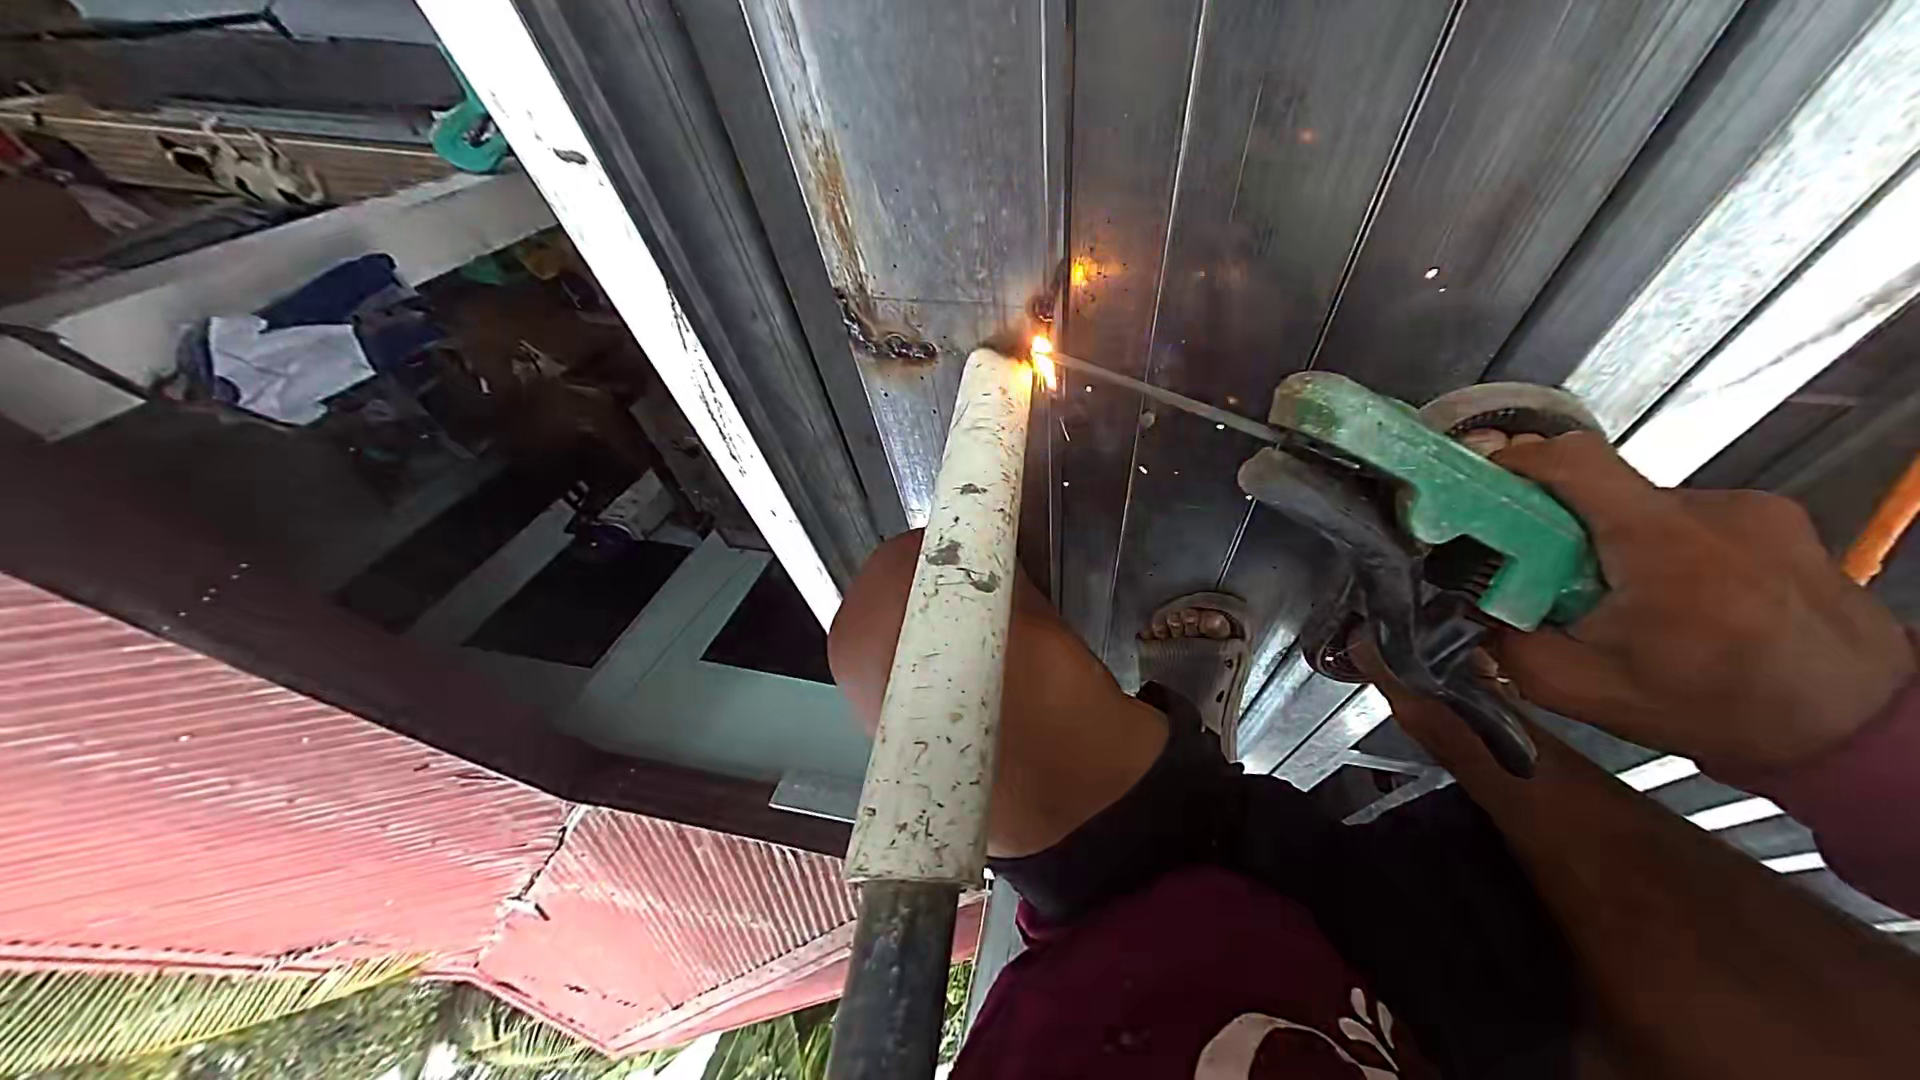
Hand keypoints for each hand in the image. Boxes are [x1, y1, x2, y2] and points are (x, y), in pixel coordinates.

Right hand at [1483, 432, 1915, 776]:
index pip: (1573, 461)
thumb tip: (1455, 599)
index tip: (1474, 491)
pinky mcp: (1772, 519)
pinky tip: (1655, 591)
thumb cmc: (1712, 710)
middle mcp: (1715, 511)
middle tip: (1531, 571)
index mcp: (1664, 546)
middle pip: (1595, 485)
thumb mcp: (1575, 687)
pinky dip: (1643, 542)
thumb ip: (1502, 638)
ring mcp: (1752, 510)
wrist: (1859, 732)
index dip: (1511, 464)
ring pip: (1633, 502)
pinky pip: (1675, 513)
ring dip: (1598, 536)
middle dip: (1548, 521)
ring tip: (1600, 593)